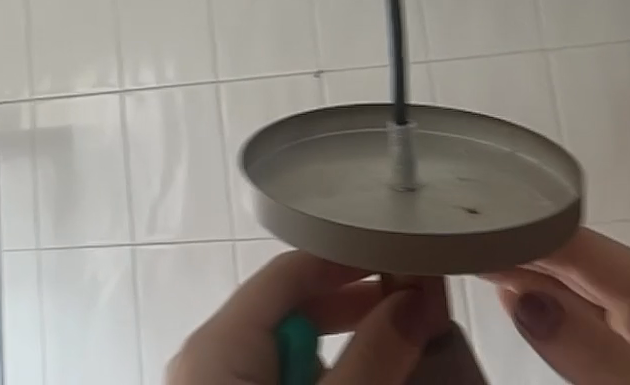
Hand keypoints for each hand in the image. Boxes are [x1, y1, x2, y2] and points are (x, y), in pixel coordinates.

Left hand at [168, 250, 449, 384]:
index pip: (292, 268)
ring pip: (289, 347)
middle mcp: (210, 356)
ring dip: (345, 345)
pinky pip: (278, 375)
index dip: (351, 257)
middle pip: (293, 305)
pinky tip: (358, 381)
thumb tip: (419, 296)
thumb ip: (373, 356)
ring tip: (397, 348)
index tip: (404, 261)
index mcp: (219, 340)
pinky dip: (323, 375)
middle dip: (355, 305)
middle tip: (414, 308)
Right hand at [485, 229, 629, 384]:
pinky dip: (555, 311)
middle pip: (582, 265)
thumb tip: (522, 299)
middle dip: (524, 245)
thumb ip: (599, 355)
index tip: (474, 214)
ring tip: (480, 257)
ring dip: (535, 275)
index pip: (585, 248)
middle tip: (460, 232)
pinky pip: (596, 326)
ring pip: (586, 294)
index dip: (528, 227)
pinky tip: (531, 306)